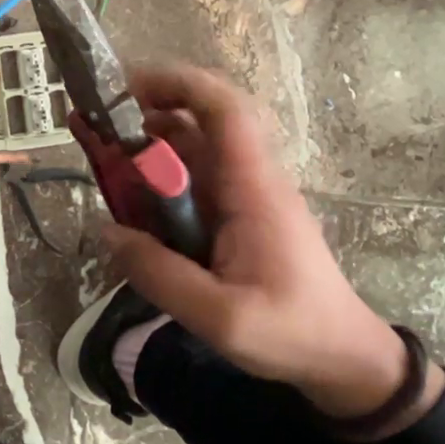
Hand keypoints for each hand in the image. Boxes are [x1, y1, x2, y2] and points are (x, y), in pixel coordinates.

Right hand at [102, 66, 443, 428]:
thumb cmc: (292, 332)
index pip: (225, 110)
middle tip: (98, 123)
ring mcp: (245, 194)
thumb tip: (106, 230)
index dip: (179, 83)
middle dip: (149, 108)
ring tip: (101, 155)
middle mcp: (250, 178)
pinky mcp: (238, 213)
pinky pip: (193, 177)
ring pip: (193, 147)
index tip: (127, 86)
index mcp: (253, 188)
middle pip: (201, 119)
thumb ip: (158, 274)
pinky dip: (158, 175)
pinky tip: (130, 198)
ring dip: (148, 143)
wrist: (346, 360)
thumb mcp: (219, 317)